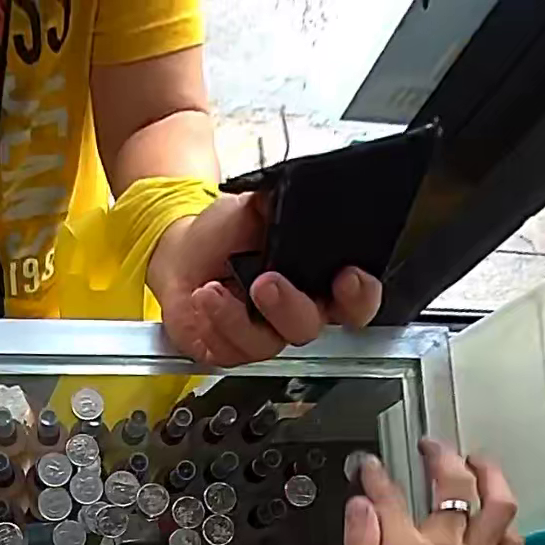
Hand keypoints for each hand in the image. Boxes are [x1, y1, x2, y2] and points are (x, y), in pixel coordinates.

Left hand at [148, 192, 381, 366]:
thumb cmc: (227, 235)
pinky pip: (230, 352)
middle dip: (288, 307)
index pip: (356, 301)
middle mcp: (296, 315)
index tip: (348, 278)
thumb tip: (295, 192)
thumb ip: (280, 205)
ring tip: (212, 290)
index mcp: (318, 281)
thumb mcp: (255, 207)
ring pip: (265, 345)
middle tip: (266, 283)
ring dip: (237, 318)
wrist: (184, 255)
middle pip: (308, 327)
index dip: (360, 297)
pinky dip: (213, 325)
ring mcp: (265, 337)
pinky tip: (202, 300)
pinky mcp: (233, 352)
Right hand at [340, 439, 523, 544]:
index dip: (376, 475)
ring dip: (492, 477)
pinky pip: (510, 544)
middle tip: (432, 446)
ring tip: (479, 462)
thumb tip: (361, 506)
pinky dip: (507, 524)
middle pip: (455, 487)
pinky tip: (498, 518)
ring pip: (497, 507)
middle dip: (443, 457)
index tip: (367, 465)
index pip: (390, 497)